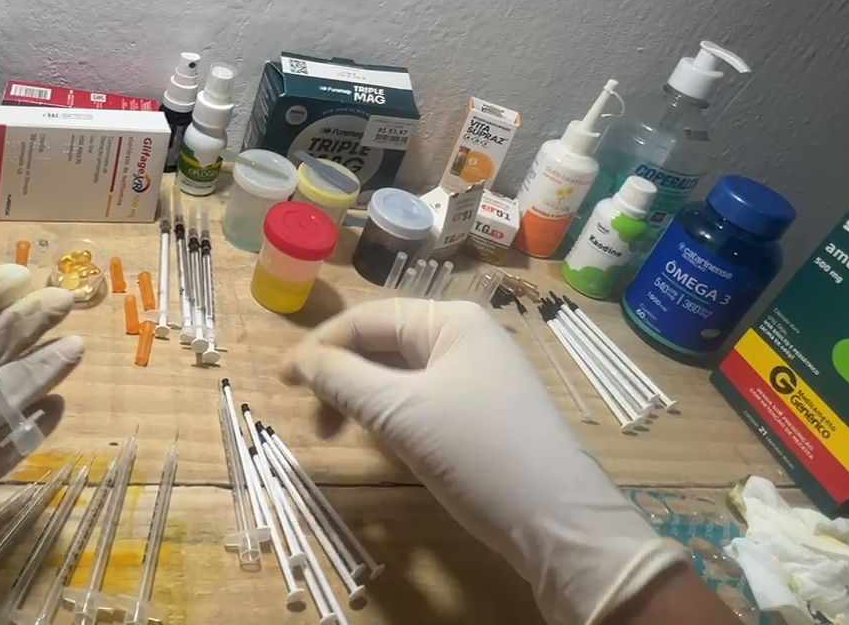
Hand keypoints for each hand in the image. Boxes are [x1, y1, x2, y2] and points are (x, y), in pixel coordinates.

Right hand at [283, 298, 685, 624]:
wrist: (565, 529)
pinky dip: (393, 413)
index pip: (368, 318)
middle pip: (385, 343)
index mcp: (450, 319)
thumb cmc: (479, 453)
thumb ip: (343, 380)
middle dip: (343, 374)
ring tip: (337, 430)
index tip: (282, 378)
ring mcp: (478, 374)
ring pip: (402, 373)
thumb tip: (301, 360)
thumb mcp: (401, 414)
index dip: (321, 346)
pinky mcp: (484, 412)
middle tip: (311, 414)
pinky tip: (380, 437)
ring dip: (364, 397)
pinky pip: (423, 398)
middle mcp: (465, 336)